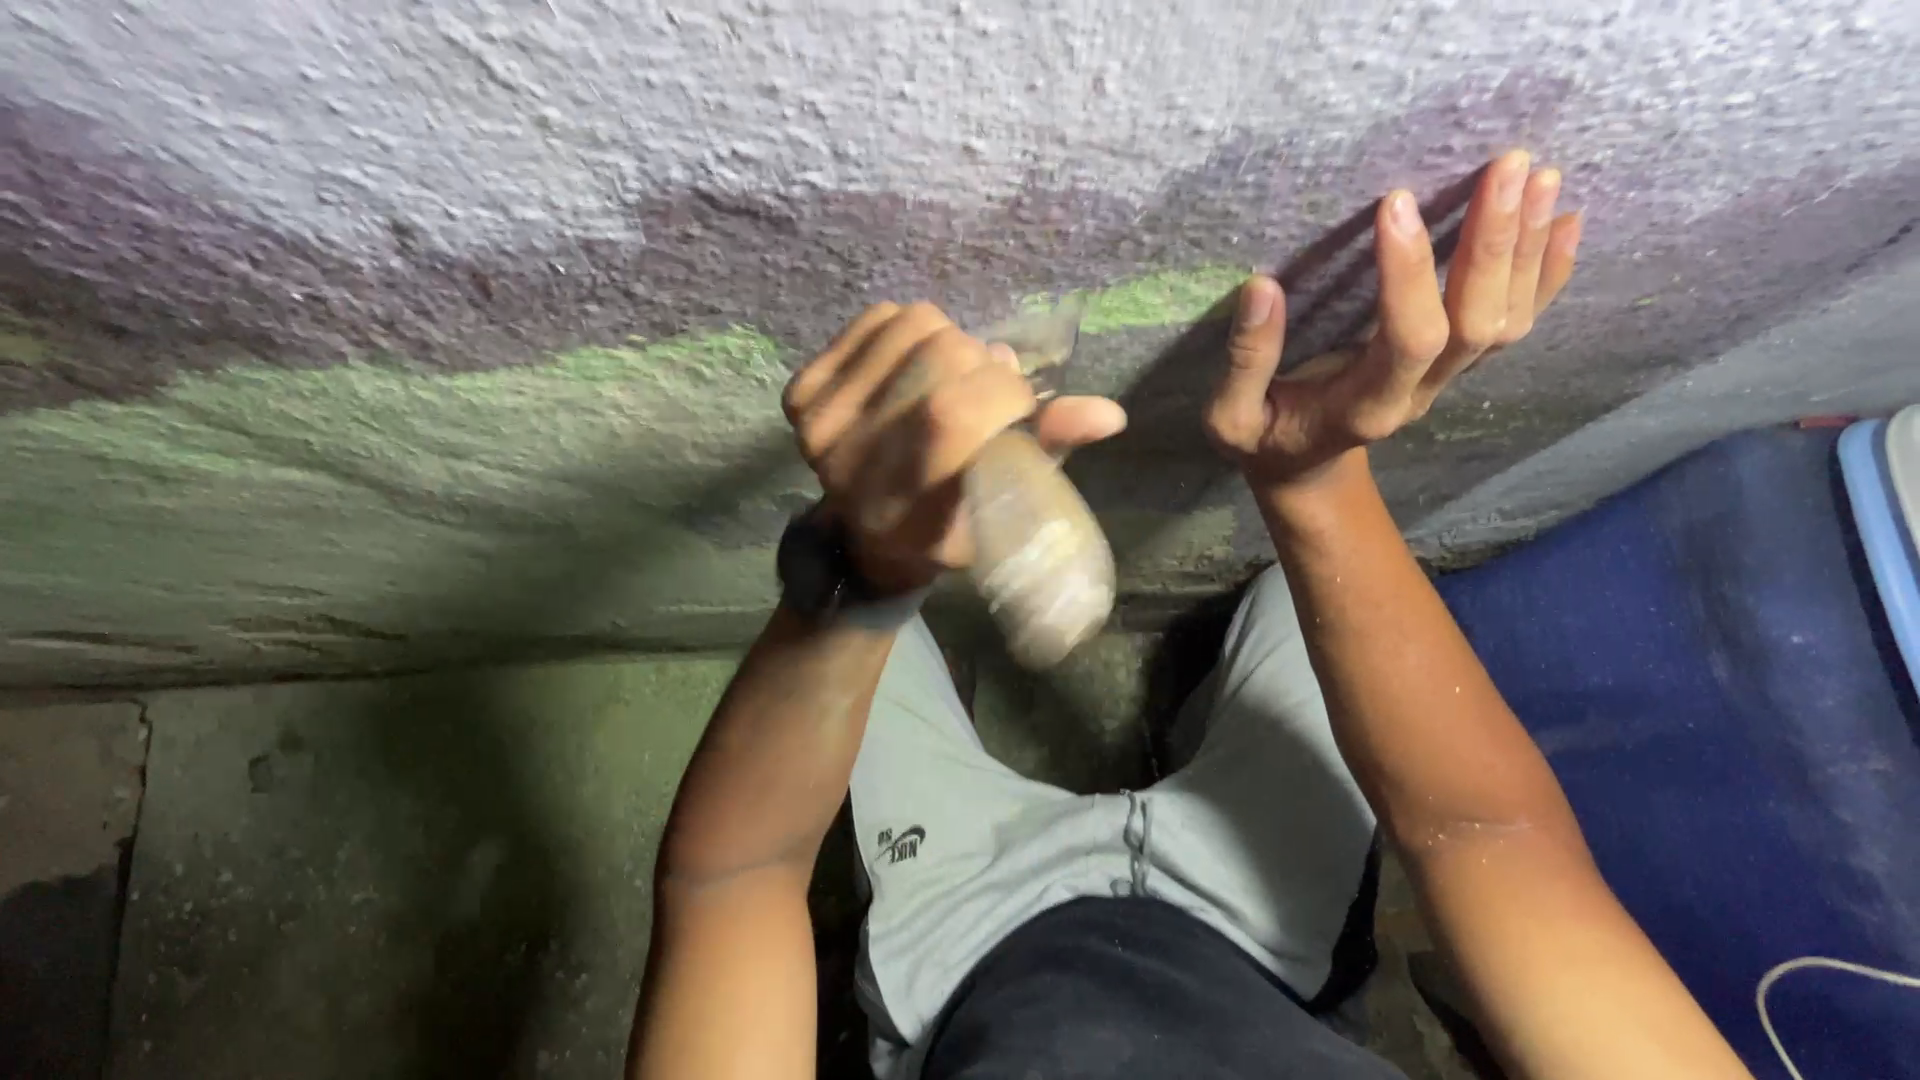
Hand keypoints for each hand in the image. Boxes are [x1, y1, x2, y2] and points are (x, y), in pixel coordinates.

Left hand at [782, 303, 1126, 592]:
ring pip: (916, 324)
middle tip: (987, 392)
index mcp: (903, 505)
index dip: (1003, 393)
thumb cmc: (948, 529)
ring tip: (953, 379)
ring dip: (953, 342)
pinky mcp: (802, 390)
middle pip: (940, 356)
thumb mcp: (1005, 509)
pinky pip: (881, 316)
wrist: (865, 537)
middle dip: (985, 365)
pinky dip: (913, 330)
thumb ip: (1047, 451)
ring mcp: (820, 422)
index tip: (1017, 406)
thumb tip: (1109, 413)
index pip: (950, 414)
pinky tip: (916, 366)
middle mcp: (849, 460)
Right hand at [1205, 149, 1581, 491]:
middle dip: (1494, 244)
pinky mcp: (1453, 367)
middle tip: (1505, 167)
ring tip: (1538, 176)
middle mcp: (1419, 394)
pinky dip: (1548, 274)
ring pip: (1508, 321)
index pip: (1408, 339)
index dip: (1408, 274)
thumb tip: (1262, 288)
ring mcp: (1444, 381)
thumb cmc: (1262, 440)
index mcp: (1364, 407)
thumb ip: (1245, 361)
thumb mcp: (1230, 418)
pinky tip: (1566, 221)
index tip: (1394, 203)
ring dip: (1526, 248)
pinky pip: (1517, 324)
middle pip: (1478, 323)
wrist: (1304, 467)